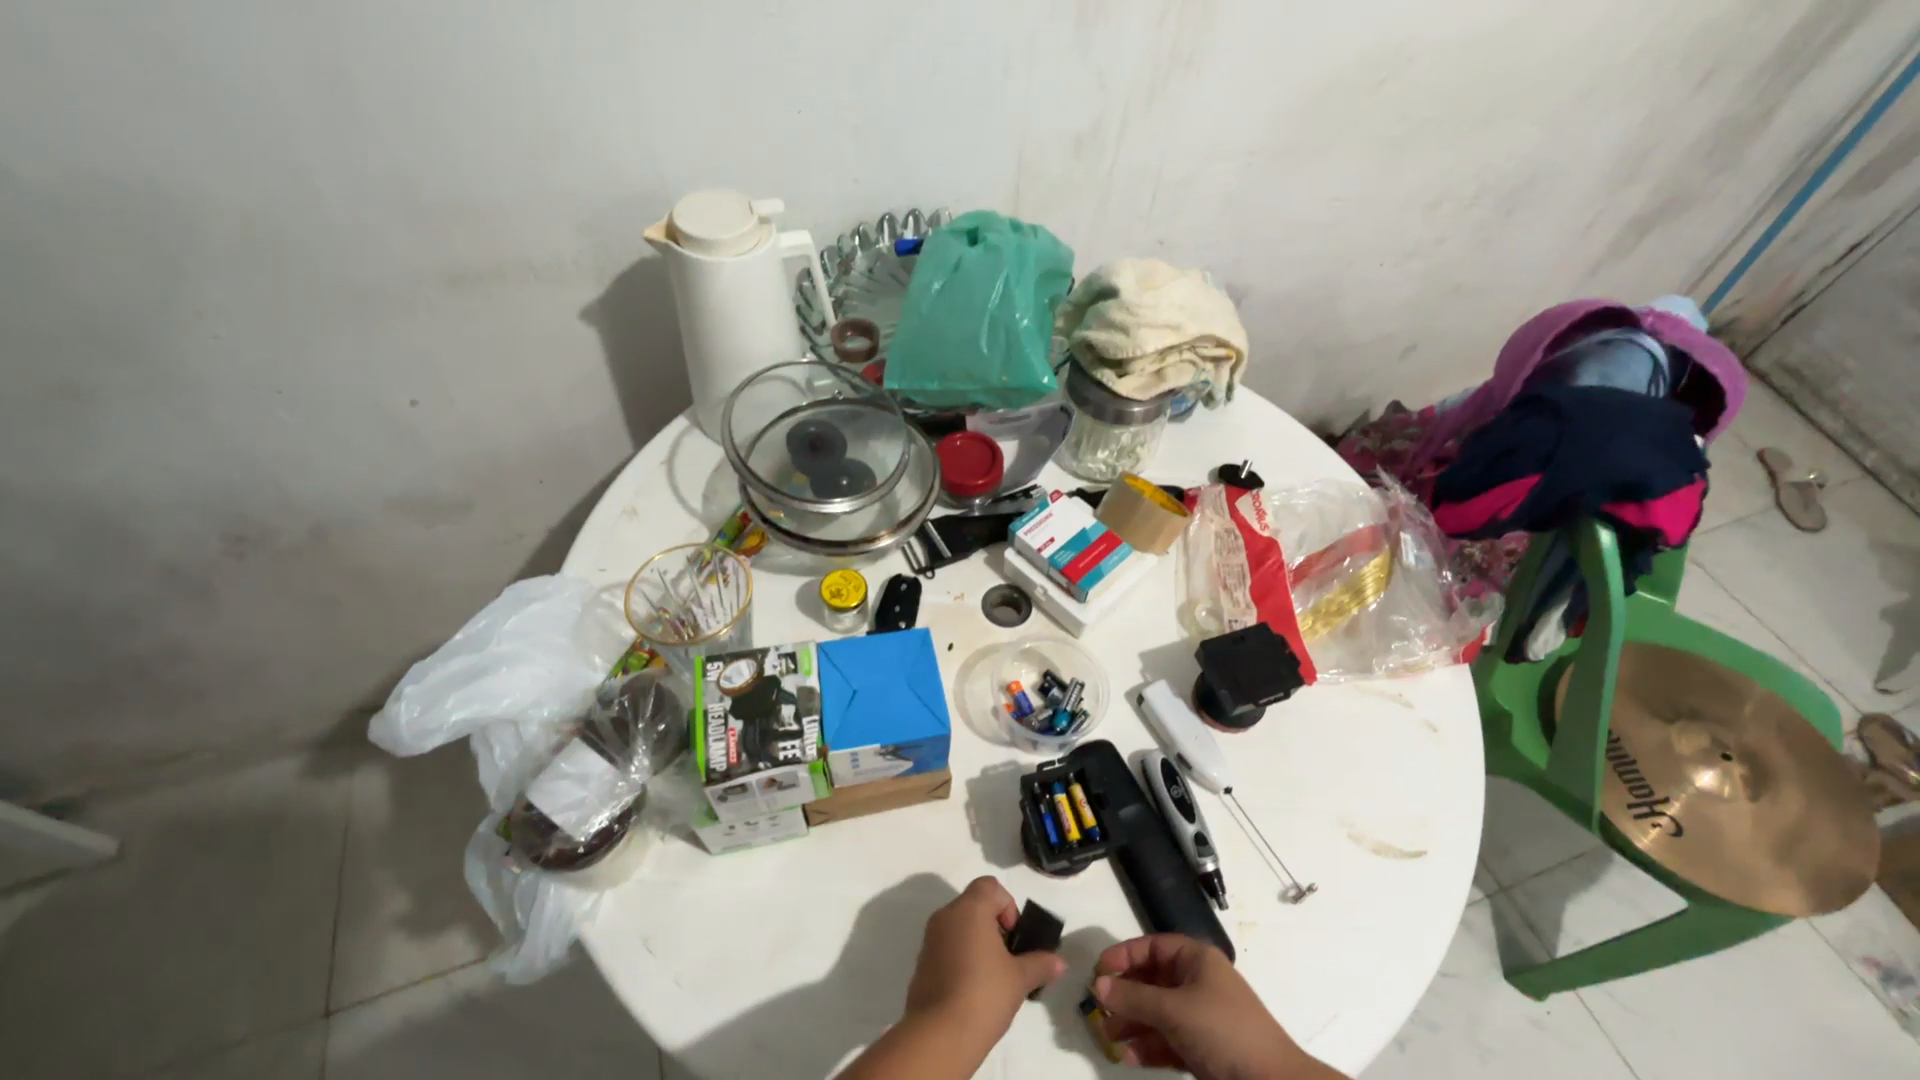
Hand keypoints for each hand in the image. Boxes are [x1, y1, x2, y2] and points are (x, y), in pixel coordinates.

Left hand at [904, 877, 1065, 1044]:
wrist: (939, 1035)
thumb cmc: (984, 994)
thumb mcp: (1019, 978)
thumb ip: (1041, 964)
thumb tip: (1060, 962)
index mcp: (969, 909)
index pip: (990, 886)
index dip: (1008, 905)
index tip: (1014, 937)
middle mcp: (945, 916)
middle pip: (974, 904)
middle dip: (994, 925)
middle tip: (1008, 957)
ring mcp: (930, 939)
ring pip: (959, 926)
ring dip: (978, 942)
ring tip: (993, 976)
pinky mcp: (922, 962)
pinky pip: (946, 946)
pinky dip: (961, 957)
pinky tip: (973, 988)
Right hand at [1092, 934, 1341, 1079]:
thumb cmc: (1222, 1030)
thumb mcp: (1173, 1009)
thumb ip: (1133, 997)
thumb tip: (1097, 984)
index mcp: (1196, 960)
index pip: (1153, 947)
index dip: (1124, 955)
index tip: (1098, 971)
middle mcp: (1197, 983)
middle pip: (1151, 981)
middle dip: (1124, 996)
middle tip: (1098, 1010)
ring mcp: (1200, 1017)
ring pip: (1156, 1013)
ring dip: (1132, 1024)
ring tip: (1108, 1039)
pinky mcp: (1202, 1048)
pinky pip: (1167, 1040)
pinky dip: (1148, 1046)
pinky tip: (1129, 1057)